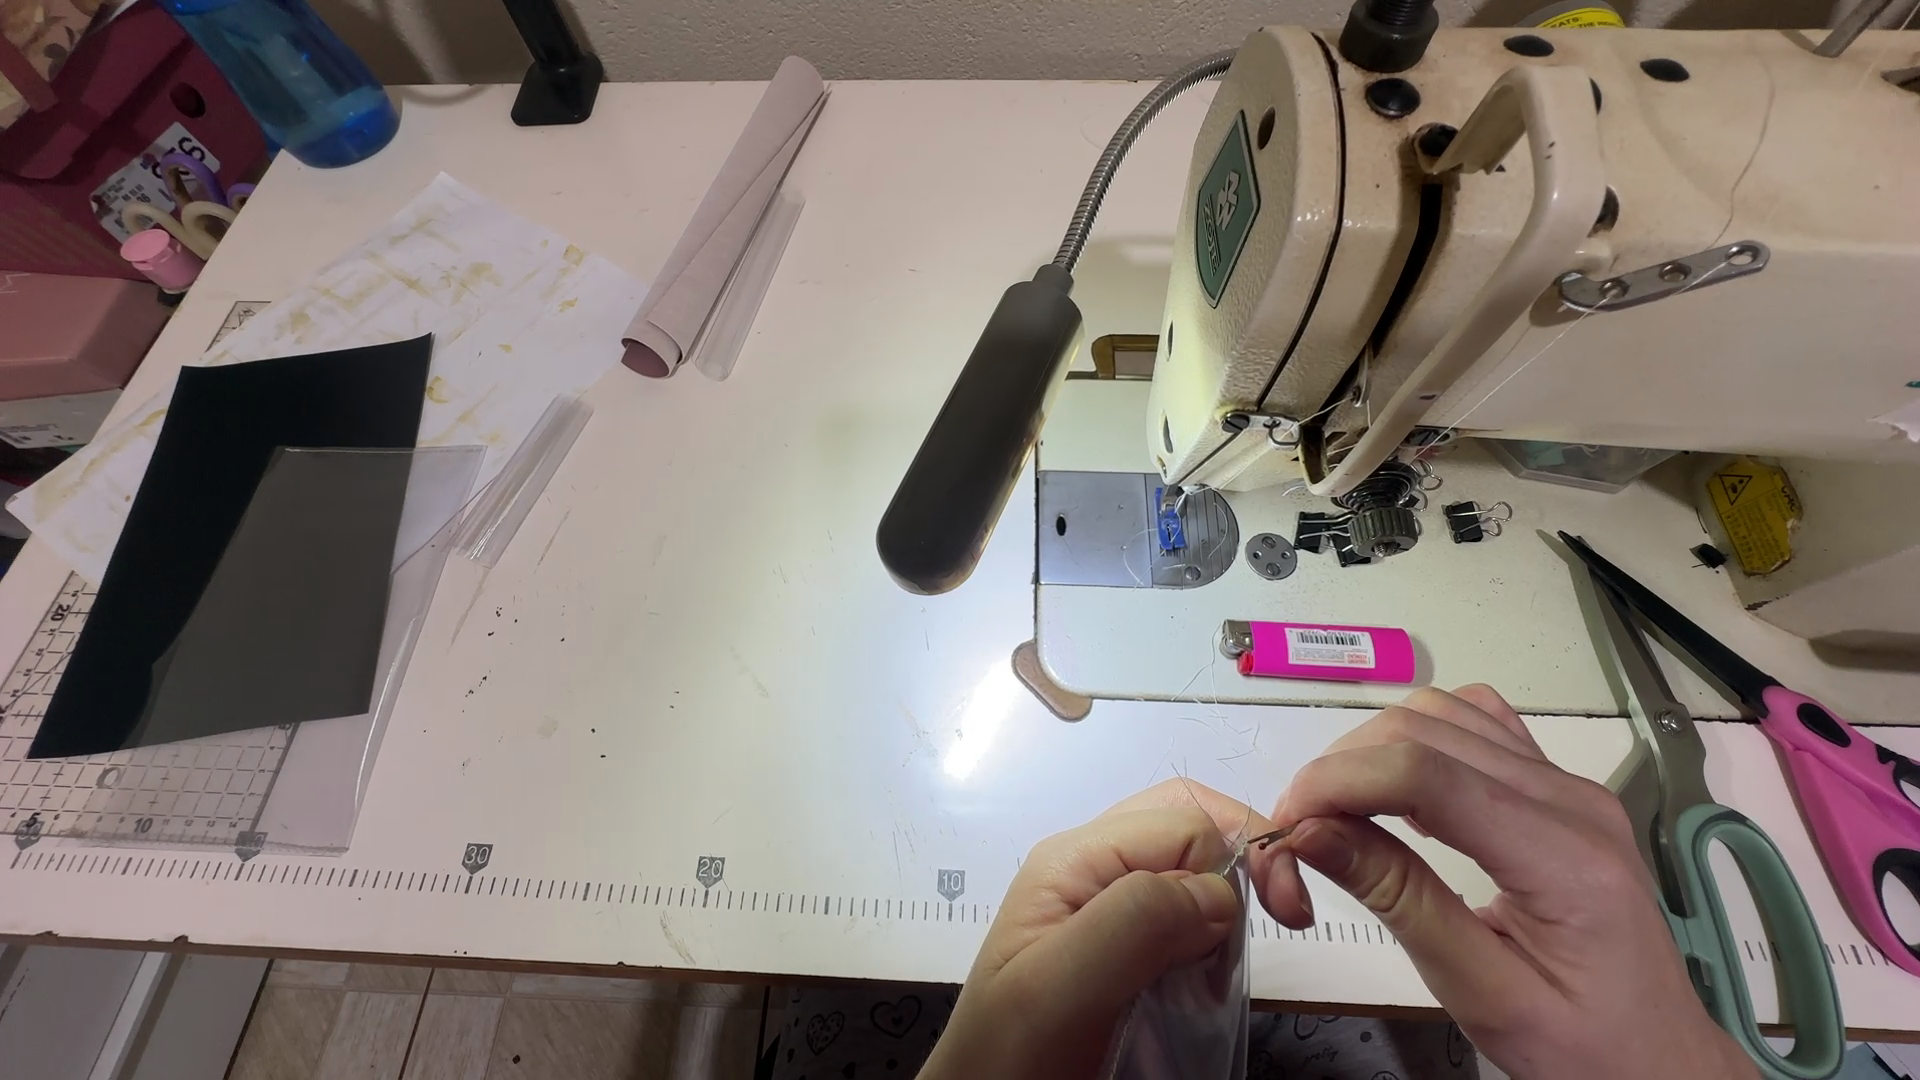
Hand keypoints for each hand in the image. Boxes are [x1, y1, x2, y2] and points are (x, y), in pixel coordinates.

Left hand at [918, 779, 1268, 1079]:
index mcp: (1074, 858)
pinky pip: (1179, 911)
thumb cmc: (1014, 1051)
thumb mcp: (1061, 986)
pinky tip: (1209, 972)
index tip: (1288, 918)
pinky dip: (1212, 932)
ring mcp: (1102, 901)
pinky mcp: (1117, 939)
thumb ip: (1134, 923)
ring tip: (1230, 962)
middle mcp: (1090, 865)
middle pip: (1185, 825)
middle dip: (1243, 858)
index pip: (1181, 822)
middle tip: (1287, 919)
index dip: (1240, 856)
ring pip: (1188, 866)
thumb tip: (1220, 890)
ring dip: (1228, 902)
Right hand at [1252, 685, 1756, 1079]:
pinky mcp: (1552, 782)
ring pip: (1434, 711)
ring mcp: (1564, 781)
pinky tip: (1401, 788)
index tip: (1286, 828)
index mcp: (1566, 858)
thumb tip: (1305, 831)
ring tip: (1345, 814)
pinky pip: (1467, 719)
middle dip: (1338, 770)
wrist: (1665, 1067)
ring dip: (1368, 752)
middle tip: (1303, 834)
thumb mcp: (1483, 996)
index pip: (1423, 772)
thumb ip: (1396, 899)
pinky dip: (1412, 738)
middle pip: (1418, 729)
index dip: (1335, 783)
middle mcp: (1570, 797)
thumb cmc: (1583, 1052)